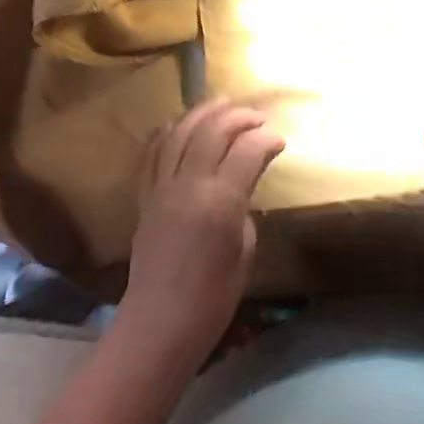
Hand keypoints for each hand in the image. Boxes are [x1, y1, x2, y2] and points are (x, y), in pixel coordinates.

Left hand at [120, 100, 284, 355]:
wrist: (160, 320)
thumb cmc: (213, 297)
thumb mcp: (244, 252)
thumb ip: (243, 209)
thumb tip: (239, 188)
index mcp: (220, 201)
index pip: (247, 151)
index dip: (266, 140)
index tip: (279, 141)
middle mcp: (189, 184)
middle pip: (212, 132)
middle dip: (237, 117)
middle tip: (256, 116)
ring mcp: (162, 187)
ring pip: (180, 133)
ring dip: (202, 113)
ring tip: (221, 103)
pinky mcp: (144, 196)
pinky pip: (152, 153)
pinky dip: (166, 133)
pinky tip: (175, 124)